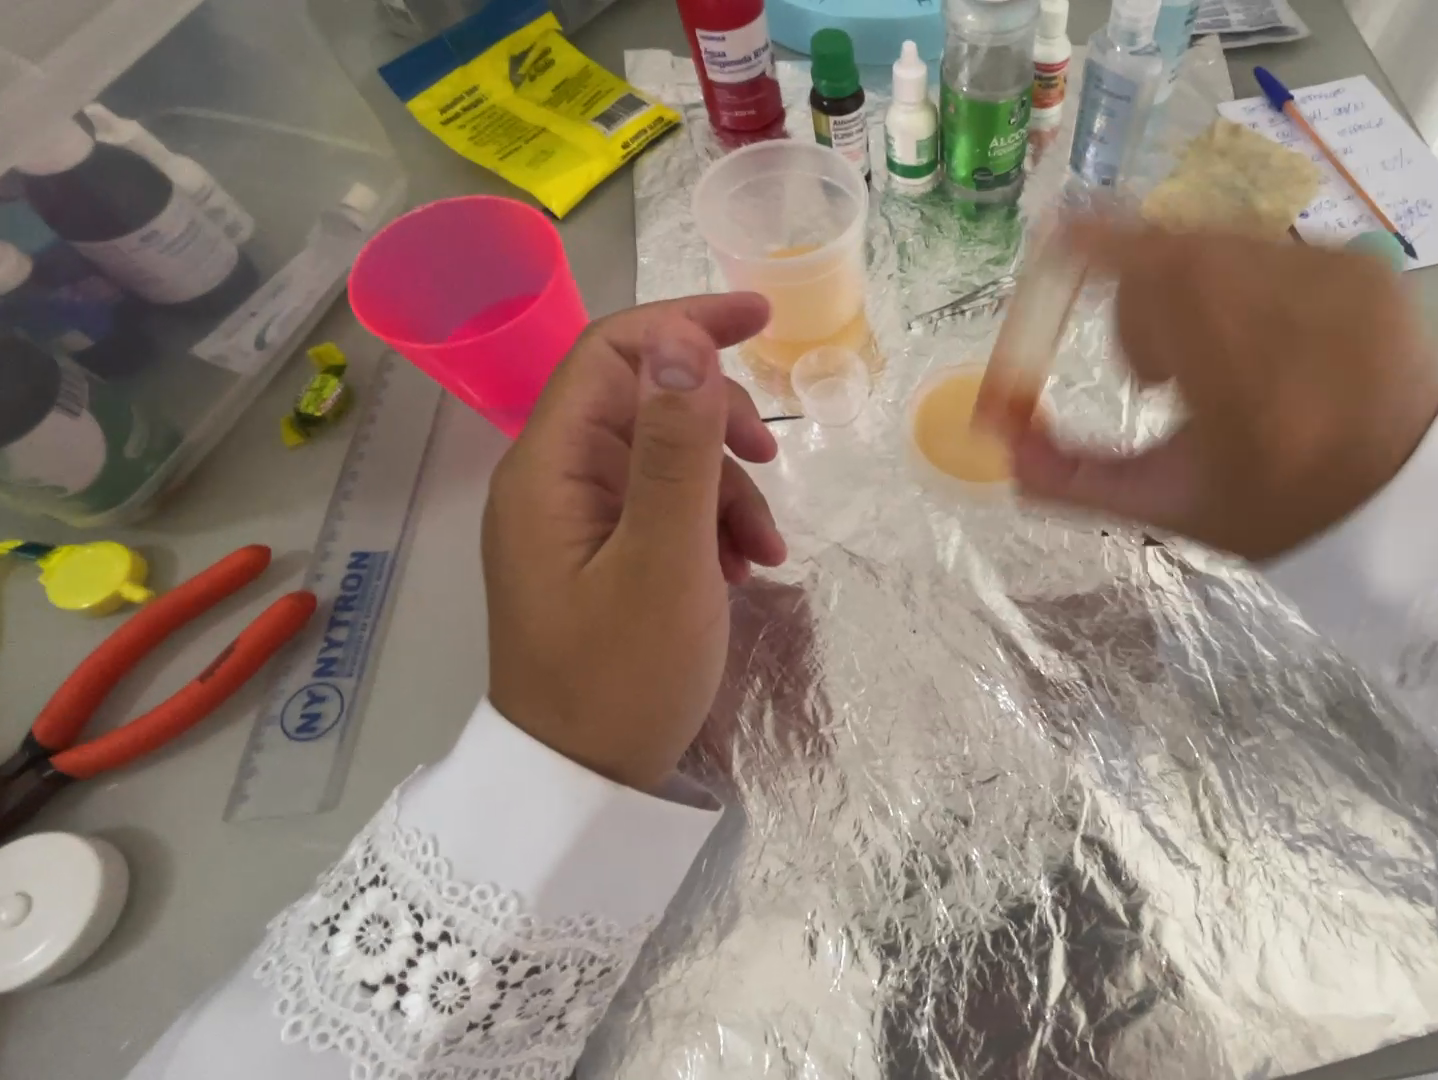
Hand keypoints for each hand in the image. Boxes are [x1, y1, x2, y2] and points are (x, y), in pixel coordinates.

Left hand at [483, 294, 786, 792]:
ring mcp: (581, 523)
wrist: (584, 782)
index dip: (688, 323)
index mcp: (553, 467)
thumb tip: (683, 341)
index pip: (615, 353)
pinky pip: (667, 511)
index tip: (762, 320)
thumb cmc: (623, 675)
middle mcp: (558, 482)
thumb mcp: (666, 559)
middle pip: (645, 404)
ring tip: (766, 552)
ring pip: (669, 462)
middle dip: (719, 424)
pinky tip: (743, 570)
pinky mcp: (607, 558)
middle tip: (772, 464)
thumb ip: (676, 449)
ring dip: (729, 490)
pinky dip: (715, 527)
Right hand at [1013, 223, 1437, 561]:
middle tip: (1156, 372)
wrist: (1406, 505)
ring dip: (1189, 288)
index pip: (1156, 278)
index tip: (1056, 237)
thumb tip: (991, 431)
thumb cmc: (1274, 513)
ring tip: (1216, 361)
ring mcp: (1344, 282)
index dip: (1095, 246)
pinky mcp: (1371, 268)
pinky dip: (1240, 284)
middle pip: (1180, 254)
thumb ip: (1070, 476)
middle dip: (1140, 294)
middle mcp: (1299, 315)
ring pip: (1222, 245)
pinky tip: (1267, 342)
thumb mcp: (1163, 506)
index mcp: (1245, 386)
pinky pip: (1269, 249)